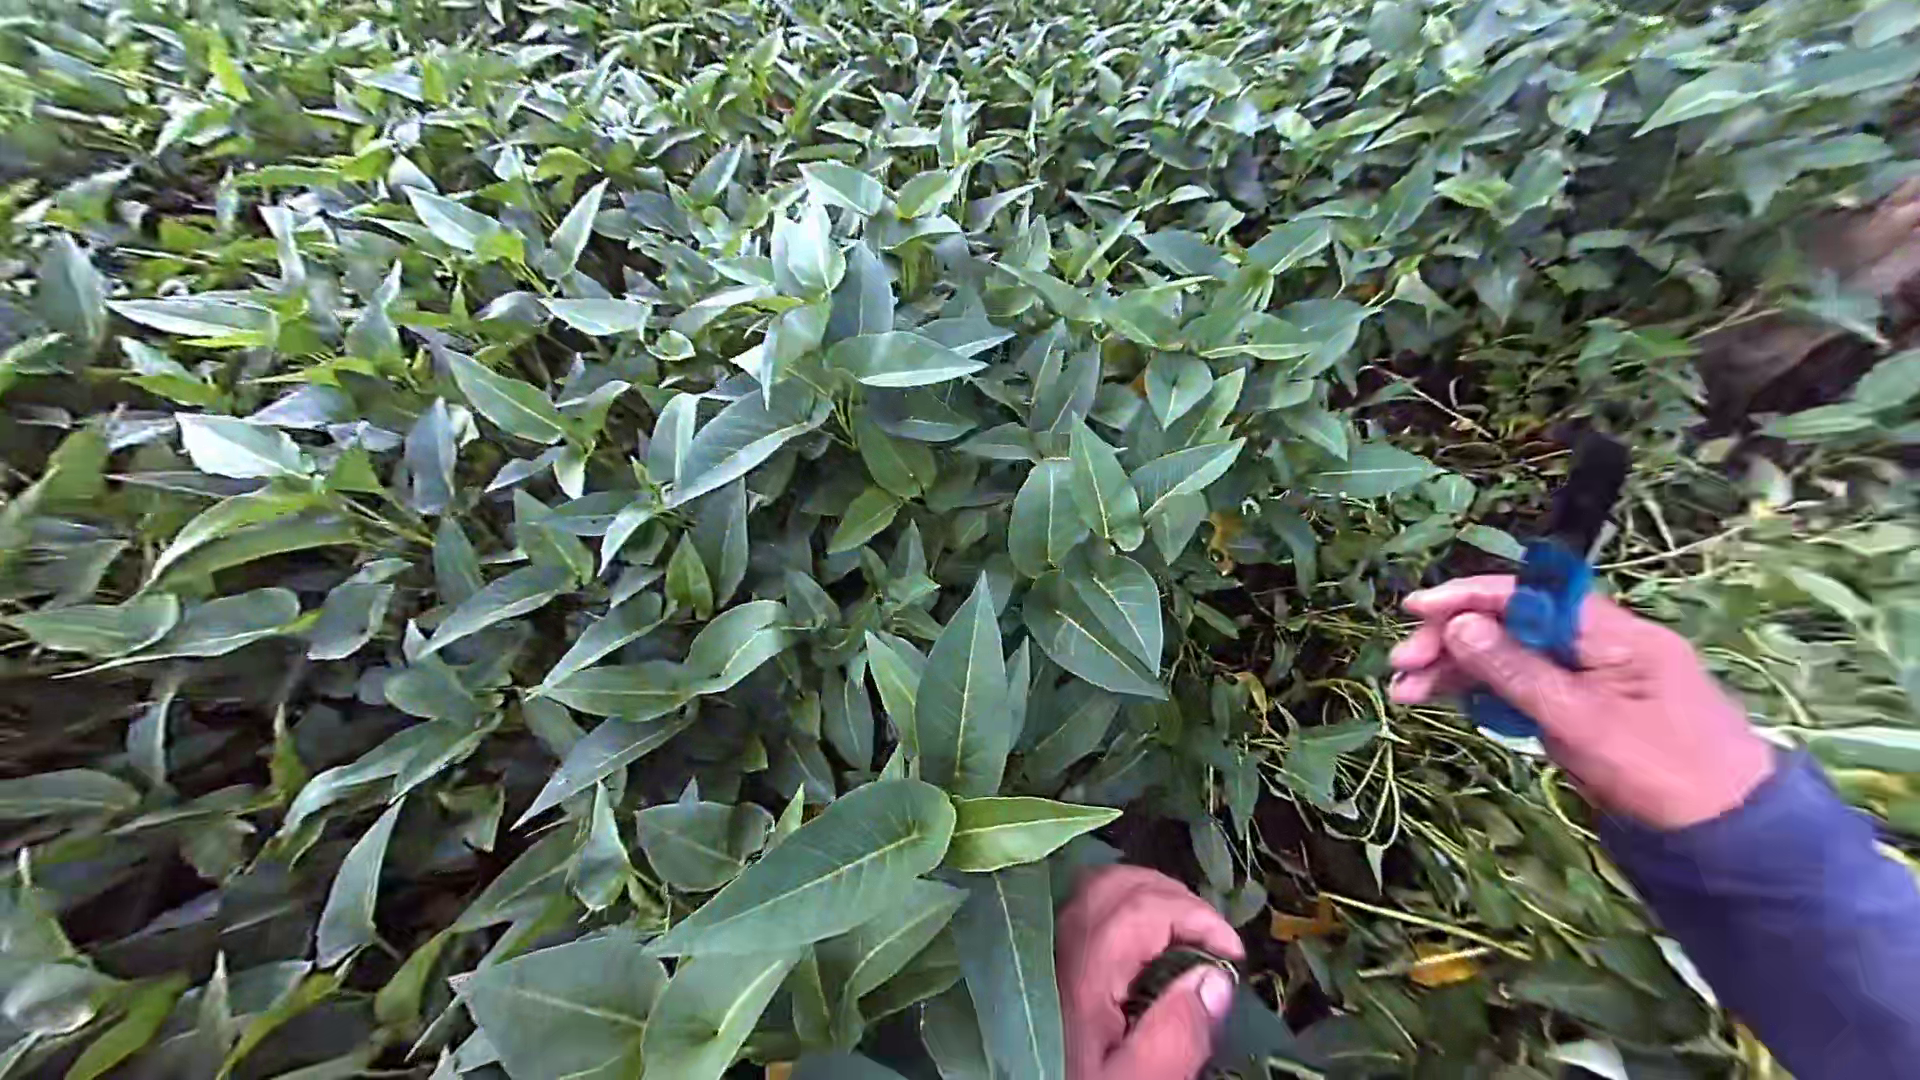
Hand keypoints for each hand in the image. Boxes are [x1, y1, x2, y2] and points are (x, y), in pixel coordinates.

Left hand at [1057, 865, 1242, 1079]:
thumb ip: (1177, 1035)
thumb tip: (1216, 978)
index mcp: (1084, 968)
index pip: (1143, 906)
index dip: (1194, 915)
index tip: (1233, 952)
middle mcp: (1062, 937)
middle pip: (1120, 882)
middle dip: (1175, 897)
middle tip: (1214, 938)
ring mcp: (1050, 937)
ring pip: (1101, 882)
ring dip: (1150, 892)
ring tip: (1189, 929)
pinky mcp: (1048, 947)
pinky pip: (1088, 897)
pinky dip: (1125, 897)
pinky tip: (1147, 928)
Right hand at [1388, 575, 1776, 829]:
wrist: (1722, 837)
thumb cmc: (1660, 771)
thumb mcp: (1580, 719)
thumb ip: (1515, 668)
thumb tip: (1457, 623)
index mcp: (1611, 635)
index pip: (1528, 595)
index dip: (1467, 596)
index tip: (1416, 609)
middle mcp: (1588, 644)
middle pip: (1502, 624)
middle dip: (1446, 639)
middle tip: (1402, 663)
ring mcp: (1573, 672)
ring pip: (1494, 653)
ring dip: (1446, 667)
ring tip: (1403, 691)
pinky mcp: (1561, 699)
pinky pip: (1503, 681)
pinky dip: (1466, 688)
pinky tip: (1431, 698)